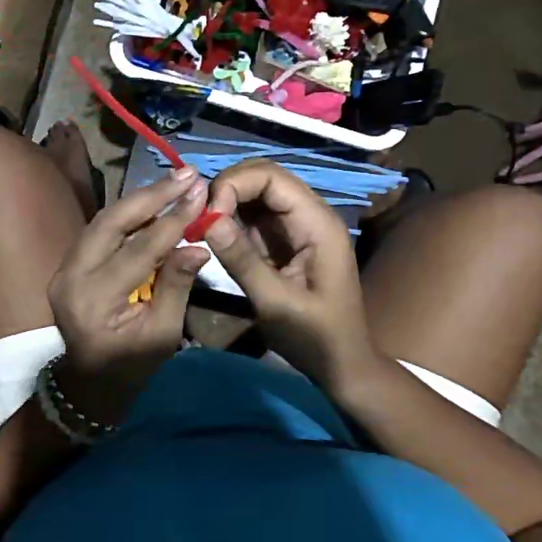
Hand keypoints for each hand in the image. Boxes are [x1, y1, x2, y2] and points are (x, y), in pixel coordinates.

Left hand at [48, 167, 211, 395]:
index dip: (174, 220)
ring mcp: (64, 268)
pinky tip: (154, 201)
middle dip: (153, 195)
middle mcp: (71, 277)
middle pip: (112, 222)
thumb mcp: (162, 334)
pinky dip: (129, 213)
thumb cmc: (131, 367)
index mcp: (95, 301)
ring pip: (104, 219)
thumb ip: (176, 286)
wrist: (88, 386)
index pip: (140, 250)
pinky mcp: (69, 263)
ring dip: (140, 199)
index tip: (201, 194)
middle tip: (188, 175)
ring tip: (176, 181)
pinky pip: (100, 229)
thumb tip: (198, 245)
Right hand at [203, 160, 369, 382]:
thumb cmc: (316, 337)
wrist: (342, 364)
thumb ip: (243, 260)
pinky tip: (213, 236)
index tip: (207, 215)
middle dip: (228, 189)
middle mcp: (309, 215)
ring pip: (256, 194)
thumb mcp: (276, 303)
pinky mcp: (285, 241)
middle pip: (264, 178)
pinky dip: (231, 221)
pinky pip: (255, 217)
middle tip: (199, 219)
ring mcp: (297, 227)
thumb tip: (208, 220)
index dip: (235, 184)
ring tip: (201, 227)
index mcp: (317, 223)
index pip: (272, 177)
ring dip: (226, 203)